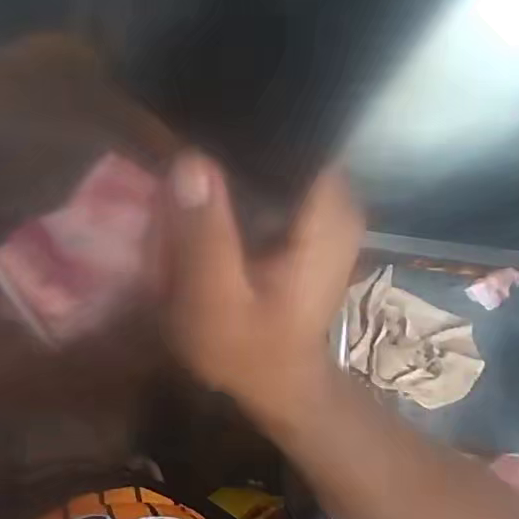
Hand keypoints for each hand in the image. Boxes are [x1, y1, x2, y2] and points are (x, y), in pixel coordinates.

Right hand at [160, 152, 363, 424]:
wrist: (280, 384)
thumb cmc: (251, 352)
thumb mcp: (216, 303)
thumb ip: (204, 234)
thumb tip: (191, 160)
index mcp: (327, 217)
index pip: (293, 139)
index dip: (242, 134)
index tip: (199, 135)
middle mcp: (337, 203)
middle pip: (278, 149)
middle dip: (227, 155)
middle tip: (181, 169)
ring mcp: (326, 211)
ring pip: (270, 166)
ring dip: (228, 175)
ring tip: (189, 184)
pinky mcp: (309, 222)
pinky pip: (270, 186)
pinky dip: (238, 192)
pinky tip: (210, 206)